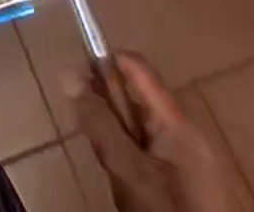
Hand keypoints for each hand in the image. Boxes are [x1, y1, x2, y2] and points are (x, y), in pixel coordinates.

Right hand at [71, 53, 252, 211]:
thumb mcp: (127, 170)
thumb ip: (98, 121)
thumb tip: (67, 73)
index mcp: (178, 123)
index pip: (137, 69)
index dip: (106, 63)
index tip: (77, 74)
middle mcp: (185, 135)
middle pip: (134, 101)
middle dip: (108, 115)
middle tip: (97, 144)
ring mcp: (186, 162)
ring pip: (136, 132)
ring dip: (116, 145)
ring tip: (116, 178)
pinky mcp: (182, 184)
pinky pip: (147, 156)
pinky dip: (129, 164)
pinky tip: (126, 190)